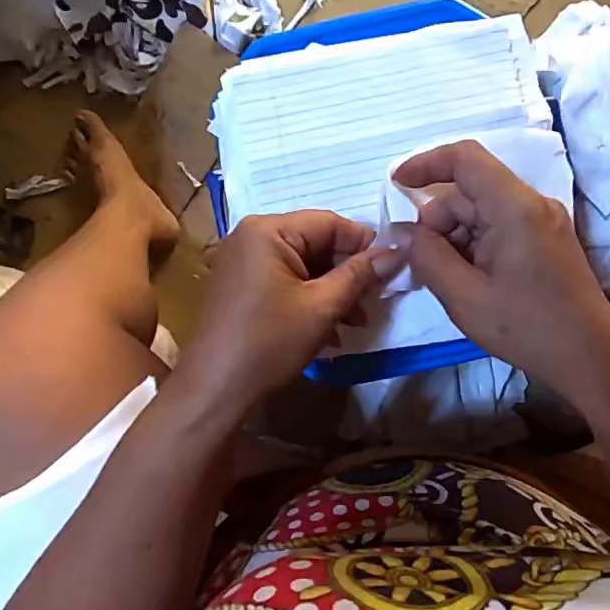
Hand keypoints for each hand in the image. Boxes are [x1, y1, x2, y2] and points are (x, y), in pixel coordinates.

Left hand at [177, 210, 394, 403]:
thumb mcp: (322, 307)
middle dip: (346, 273)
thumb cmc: (270, 342)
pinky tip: (327, 330)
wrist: (214, 387)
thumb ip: (359, 275)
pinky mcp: (237, 285)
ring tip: (355, 322)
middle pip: (314, 242)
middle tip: (373, 302)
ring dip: (330, 290)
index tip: (391, 270)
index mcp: (267, 230)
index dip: (364, 245)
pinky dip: (306, 299)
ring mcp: (240, 260)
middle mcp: (250, 235)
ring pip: (300, 265)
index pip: (329, 222)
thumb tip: (394, 252)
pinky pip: (281, 280)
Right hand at [393, 140, 609, 385]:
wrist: (591, 355)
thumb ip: (427, 256)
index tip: (397, 184)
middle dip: (437, 220)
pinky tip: (470, 278)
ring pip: (480, 210)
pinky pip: (497, 224)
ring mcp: (542, 219)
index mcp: (514, 209)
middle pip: (469, 191)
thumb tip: (404, 232)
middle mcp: (532, 204)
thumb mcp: (464, 296)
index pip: (465, 158)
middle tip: (424, 263)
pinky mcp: (545, 236)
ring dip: (454, 236)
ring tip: (450, 279)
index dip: (426, 163)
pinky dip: (473, 243)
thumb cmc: (527, 328)